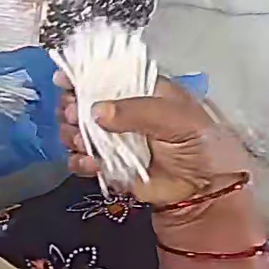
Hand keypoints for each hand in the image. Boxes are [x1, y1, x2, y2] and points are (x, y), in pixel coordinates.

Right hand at [58, 77, 262, 243]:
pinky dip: (80, 161)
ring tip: (83, 142)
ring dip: (73, 135)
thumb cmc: (201, 146)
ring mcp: (114, 141)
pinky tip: (90, 163)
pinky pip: (82, 161)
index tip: (64, 80)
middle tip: (73, 115)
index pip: (107, 75)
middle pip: (84, 102)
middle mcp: (124, 113)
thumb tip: (96, 111)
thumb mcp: (178, 119)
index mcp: (142, 91)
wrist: (205, 194)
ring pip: (77, 131)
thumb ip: (138, 111)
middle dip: (72, 108)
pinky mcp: (109, 167)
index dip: (84, 75)